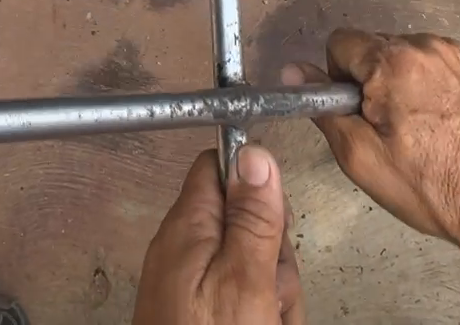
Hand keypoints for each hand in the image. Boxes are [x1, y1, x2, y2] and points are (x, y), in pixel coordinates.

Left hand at [133, 146, 304, 324]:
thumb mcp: (243, 282)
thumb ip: (251, 217)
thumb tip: (254, 150)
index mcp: (187, 226)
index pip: (221, 167)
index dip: (256, 184)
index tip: (275, 222)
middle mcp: (184, 248)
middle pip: (244, 220)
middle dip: (273, 255)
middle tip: (271, 295)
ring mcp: (190, 283)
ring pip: (251, 263)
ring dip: (273, 294)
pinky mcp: (199, 313)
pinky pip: (242, 296)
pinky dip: (261, 316)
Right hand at [283, 29, 459, 252]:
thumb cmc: (426, 185)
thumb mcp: (359, 155)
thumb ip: (323, 106)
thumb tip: (293, 71)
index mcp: (392, 61)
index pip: (340, 42)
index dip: (338, 76)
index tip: (357, 110)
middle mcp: (423, 44)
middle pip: (372, 45)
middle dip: (369, 77)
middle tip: (386, 123)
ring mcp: (453, 51)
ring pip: (402, 51)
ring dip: (398, 76)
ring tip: (417, 121)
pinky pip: (431, 57)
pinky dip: (426, 77)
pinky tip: (439, 114)